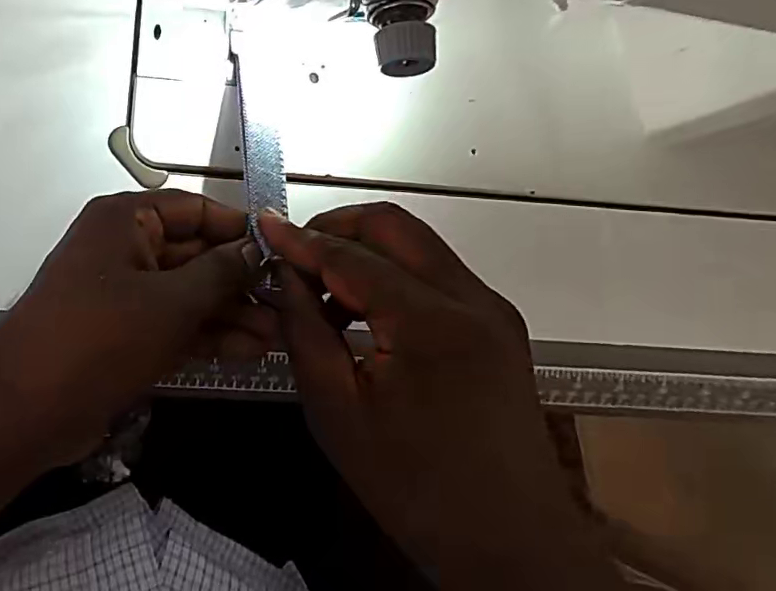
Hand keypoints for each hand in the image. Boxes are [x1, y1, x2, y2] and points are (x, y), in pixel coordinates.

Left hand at [0, 190, 274, 464]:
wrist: (29, 405)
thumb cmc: (96, 337)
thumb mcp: (169, 302)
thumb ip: (219, 273)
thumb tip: (254, 249)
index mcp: (123, 218)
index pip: (192, 208)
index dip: (236, 228)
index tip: (279, 250)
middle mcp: (121, 245)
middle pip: (192, 252)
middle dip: (238, 280)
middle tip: (286, 302)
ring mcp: (121, 290)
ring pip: (185, 291)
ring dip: (228, 311)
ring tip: (275, 334)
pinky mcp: (121, 329)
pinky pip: (171, 320)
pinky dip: (204, 332)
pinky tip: (244, 348)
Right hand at [263, 205, 618, 590]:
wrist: (514, 552)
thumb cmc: (414, 486)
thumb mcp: (335, 408)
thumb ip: (304, 327)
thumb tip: (283, 270)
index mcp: (432, 323)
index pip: (350, 256)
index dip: (299, 239)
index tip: (261, 227)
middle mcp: (471, 300)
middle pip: (392, 224)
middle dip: (335, 227)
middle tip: (294, 255)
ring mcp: (491, 310)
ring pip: (413, 242)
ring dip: (361, 250)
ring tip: (321, 291)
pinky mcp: (496, 324)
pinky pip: (431, 271)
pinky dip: (388, 272)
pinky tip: (360, 311)